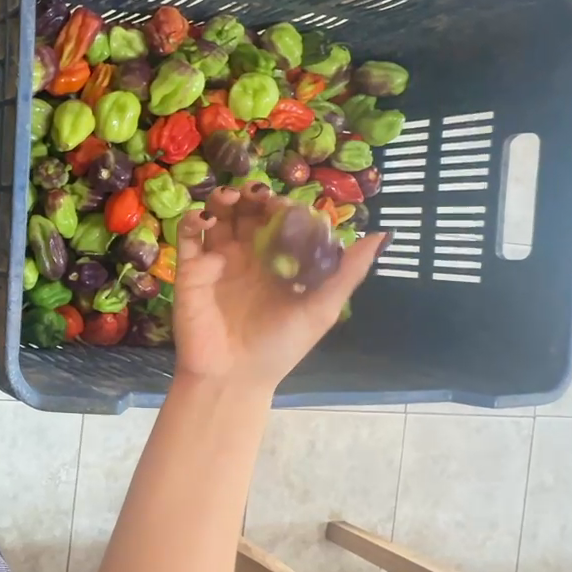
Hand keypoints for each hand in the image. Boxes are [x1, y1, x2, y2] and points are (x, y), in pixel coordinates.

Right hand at [171, 185, 382, 389]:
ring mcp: (218, 260)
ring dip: (224, 198)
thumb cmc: (279, 347)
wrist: (233, 376)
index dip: (285, 207)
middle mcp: (248, 256)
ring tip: (231, 198)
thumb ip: (347, 273)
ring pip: (219, 215)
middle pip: (249, 211)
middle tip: (257, 195)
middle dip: (253, 196)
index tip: (287, 207)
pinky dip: (195, 219)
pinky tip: (208, 219)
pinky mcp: (190, 268)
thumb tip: (382, 234)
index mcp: (279, 262)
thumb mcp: (321, 310)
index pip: (283, 220)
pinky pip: (188, 235)